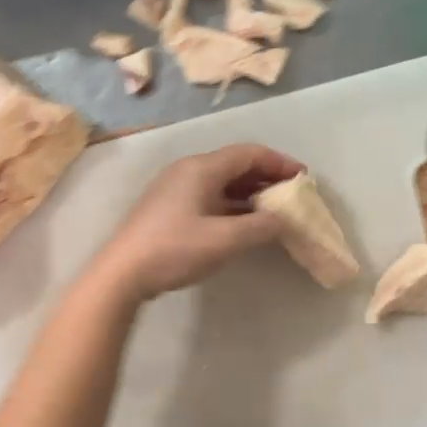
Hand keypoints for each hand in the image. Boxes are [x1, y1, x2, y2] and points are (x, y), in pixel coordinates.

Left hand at [91, 144, 301, 301]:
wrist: (122, 273)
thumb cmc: (174, 250)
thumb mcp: (225, 240)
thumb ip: (261, 227)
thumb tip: (284, 220)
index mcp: (202, 168)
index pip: (250, 153)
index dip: (281, 163)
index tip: (304, 180)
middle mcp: (188, 170)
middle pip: (236, 165)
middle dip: (267, 179)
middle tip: (292, 198)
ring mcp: (176, 189)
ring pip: (222, 182)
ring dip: (250, 194)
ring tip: (274, 213)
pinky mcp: (169, 208)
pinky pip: (209, 197)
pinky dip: (232, 205)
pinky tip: (244, 225)